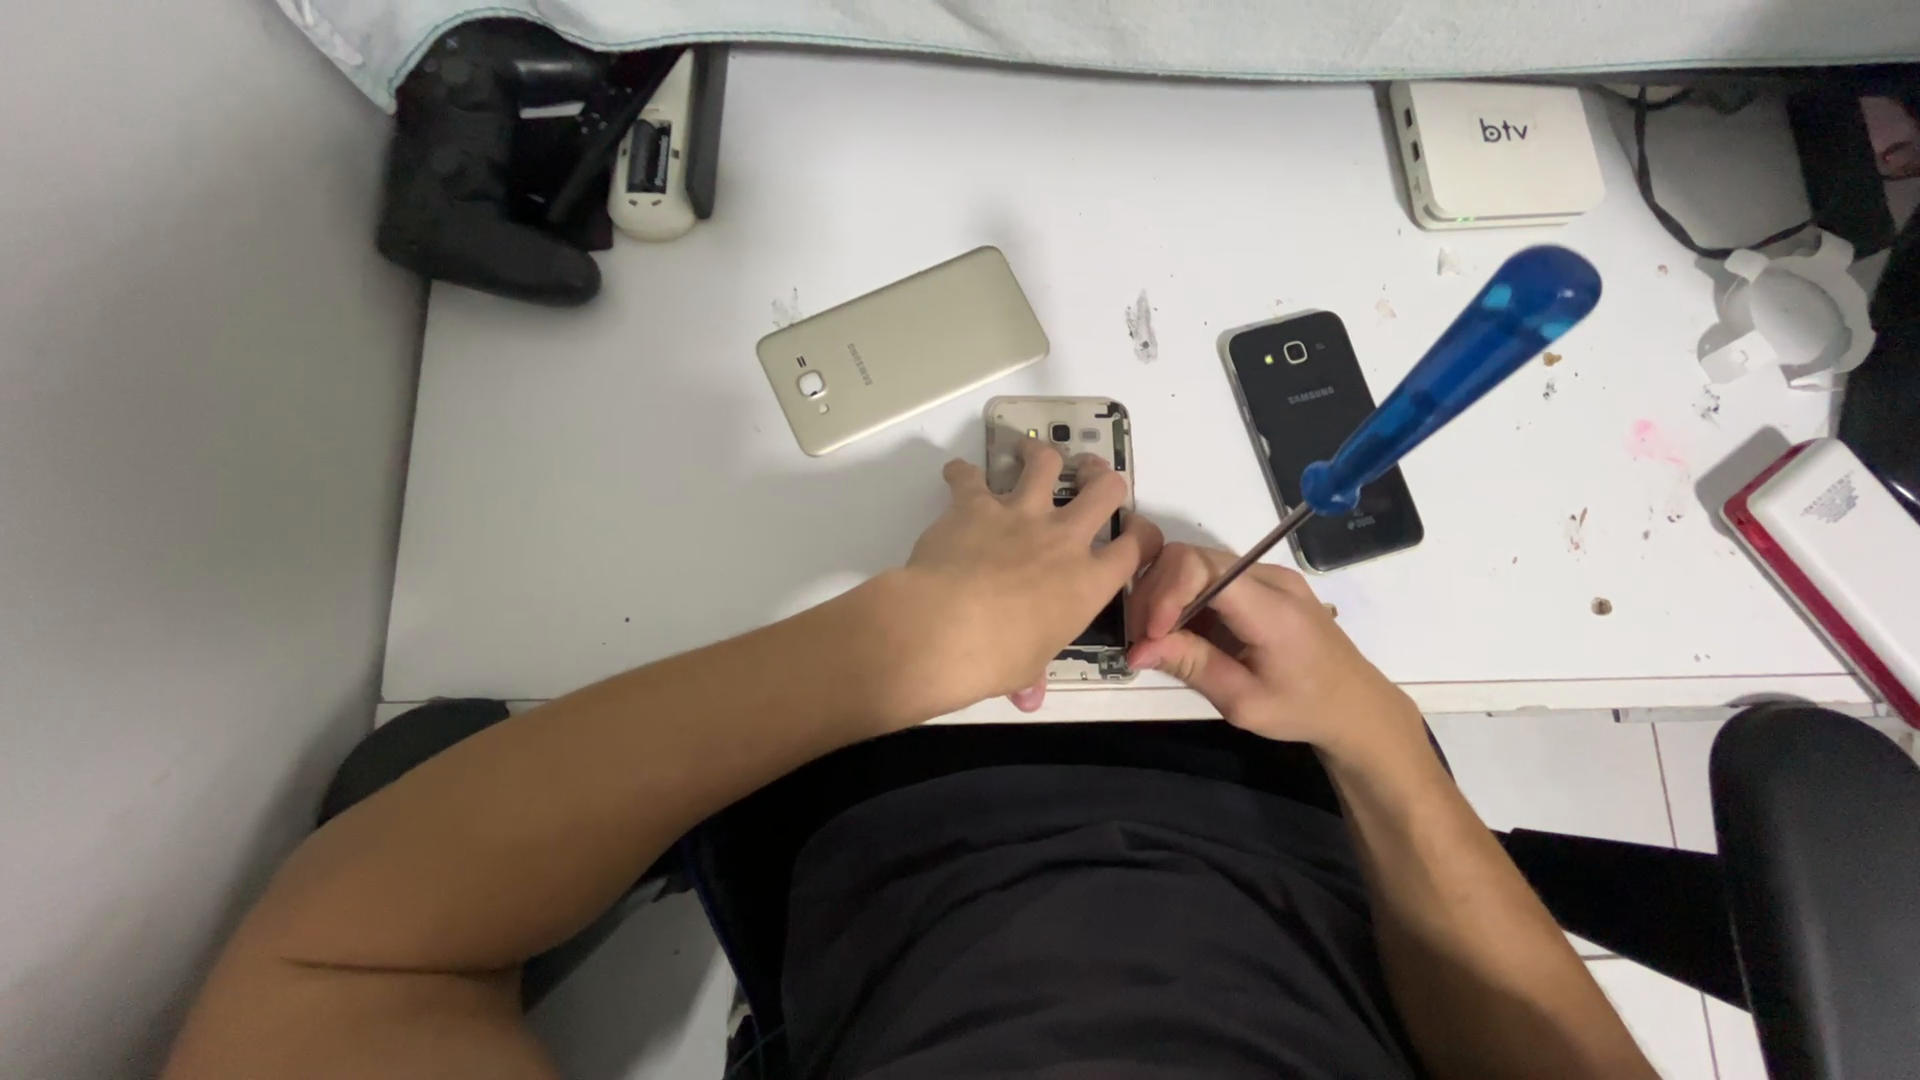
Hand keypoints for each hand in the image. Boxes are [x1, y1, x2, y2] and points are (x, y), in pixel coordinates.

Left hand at [895, 439, 1162, 714]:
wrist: (947, 629)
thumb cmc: (998, 658)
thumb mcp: (1027, 669)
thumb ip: (1033, 674)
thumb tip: (1030, 699)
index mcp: (1088, 581)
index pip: (1134, 548)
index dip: (1141, 537)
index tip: (1134, 535)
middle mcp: (1063, 538)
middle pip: (1104, 489)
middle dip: (1103, 478)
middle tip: (1092, 476)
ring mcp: (1020, 514)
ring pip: (1046, 463)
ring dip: (1041, 454)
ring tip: (1033, 453)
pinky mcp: (976, 505)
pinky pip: (970, 477)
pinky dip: (963, 474)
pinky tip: (957, 475)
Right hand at [1126, 544, 1421, 761]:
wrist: (1355, 705)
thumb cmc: (1303, 708)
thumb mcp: (1244, 701)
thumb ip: (1192, 666)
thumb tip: (1136, 649)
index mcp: (1272, 609)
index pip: (1203, 568)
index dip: (1165, 593)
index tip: (1149, 634)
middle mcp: (1269, 578)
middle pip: (1190, 558)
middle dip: (1154, 594)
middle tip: (1142, 639)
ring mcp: (1266, 575)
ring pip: (1193, 562)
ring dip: (1163, 594)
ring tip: (1155, 637)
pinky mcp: (1260, 582)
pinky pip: (1207, 574)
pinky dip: (1181, 596)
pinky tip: (1177, 630)